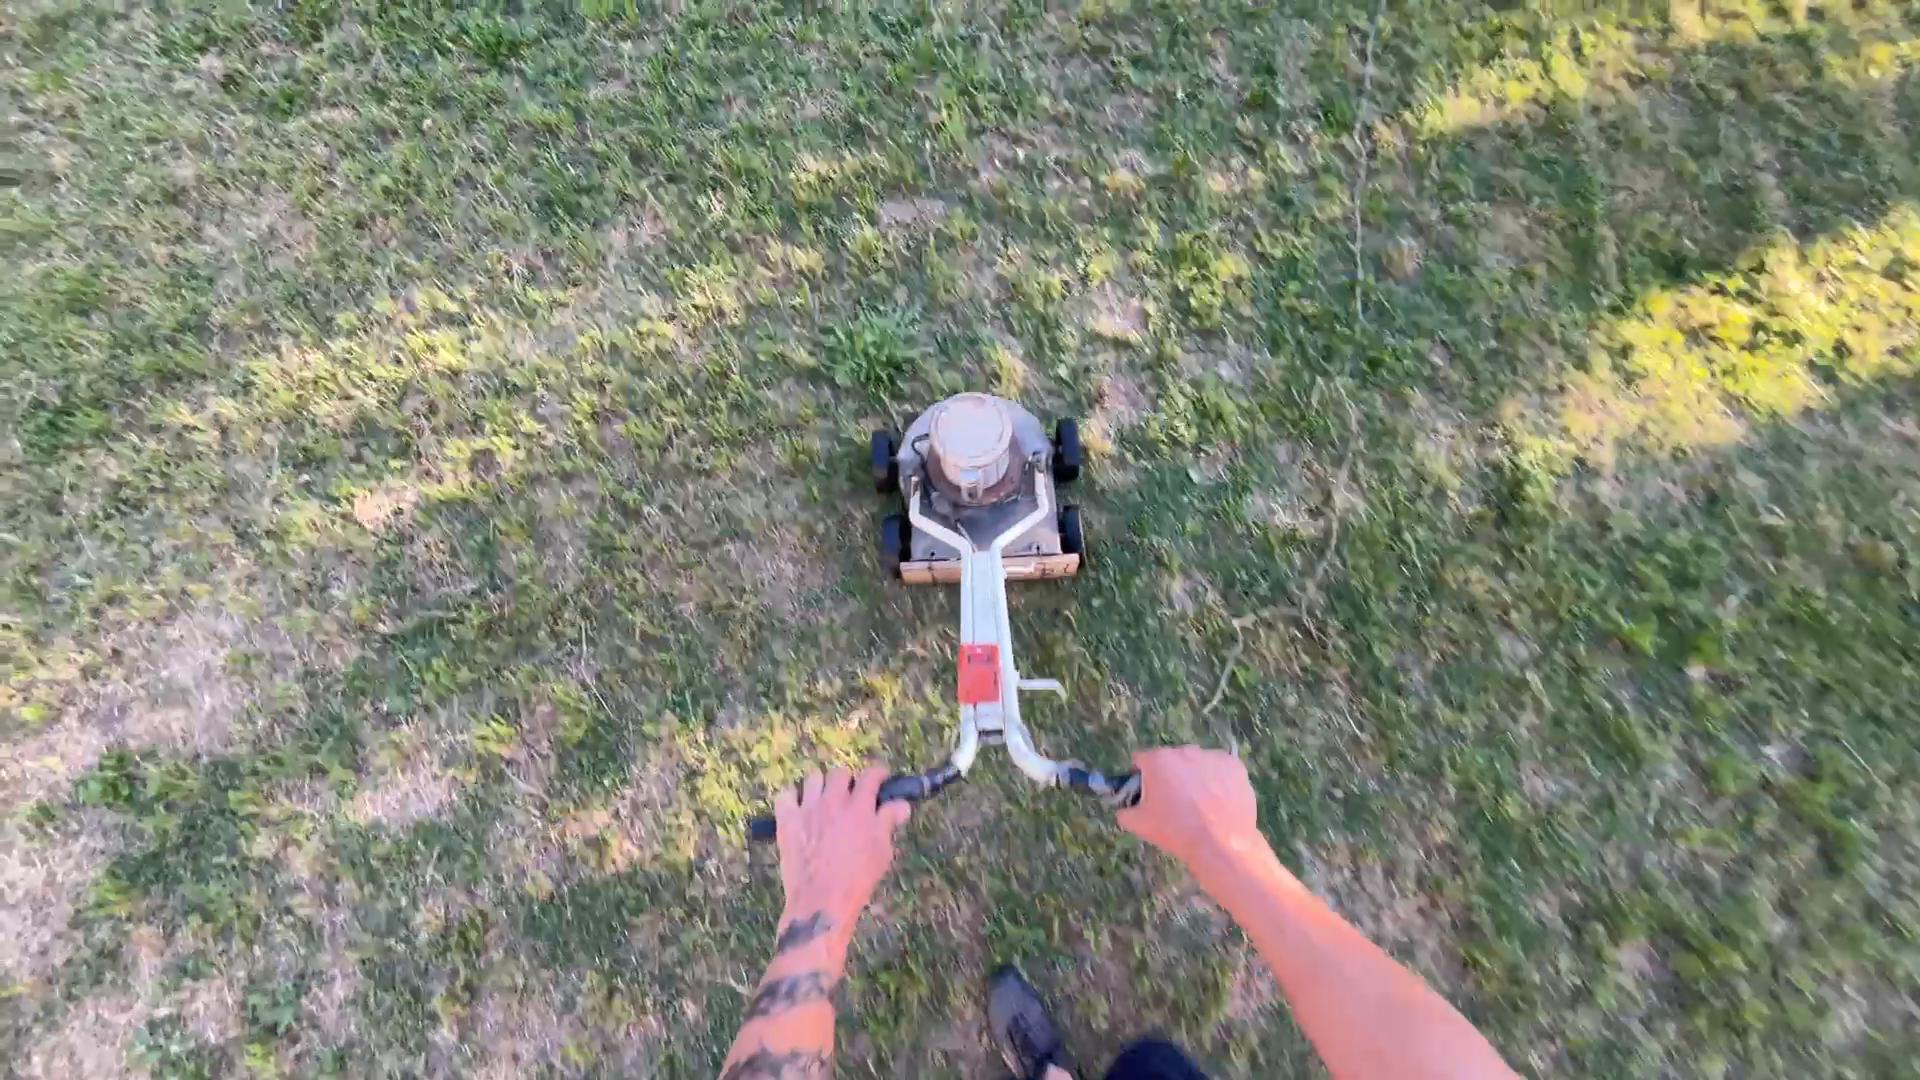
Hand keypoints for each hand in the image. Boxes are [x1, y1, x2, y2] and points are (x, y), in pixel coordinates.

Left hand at [773, 766, 910, 939]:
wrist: (821, 902)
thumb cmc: (858, 879)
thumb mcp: (882, 851)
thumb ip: (889, 821)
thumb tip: (902, 804)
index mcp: (860, 807)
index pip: (871, 774)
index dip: (878, 773)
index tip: (880, 779)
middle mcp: (834, 801)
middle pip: (840, 772)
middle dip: (847, 781)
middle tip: (849, 795)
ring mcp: (808, 808)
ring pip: (813, 778)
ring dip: (821, 786)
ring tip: (823, 801)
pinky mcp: (787, 820)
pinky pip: (786, 794)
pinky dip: (792, 798)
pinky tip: (799, 809)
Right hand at [1117, 746, 1266, 876]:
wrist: (1221, 845)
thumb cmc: (1176, 831)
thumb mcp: (1139, 825)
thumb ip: (1125, 812)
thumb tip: (1124, 809)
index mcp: (1158, 760)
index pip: (1141, 760)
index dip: (1141, 776)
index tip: (1148, 793)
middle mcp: (1184, 751)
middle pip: (1171, 759)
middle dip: (1170, 775)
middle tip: (1175, 801)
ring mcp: (1211, 756)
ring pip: (1196, 762)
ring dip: (1194, 775)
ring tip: (1201, 803)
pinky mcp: (1234, 765)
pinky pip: (1220, 768)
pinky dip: (1218, 779)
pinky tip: (1219, 800)